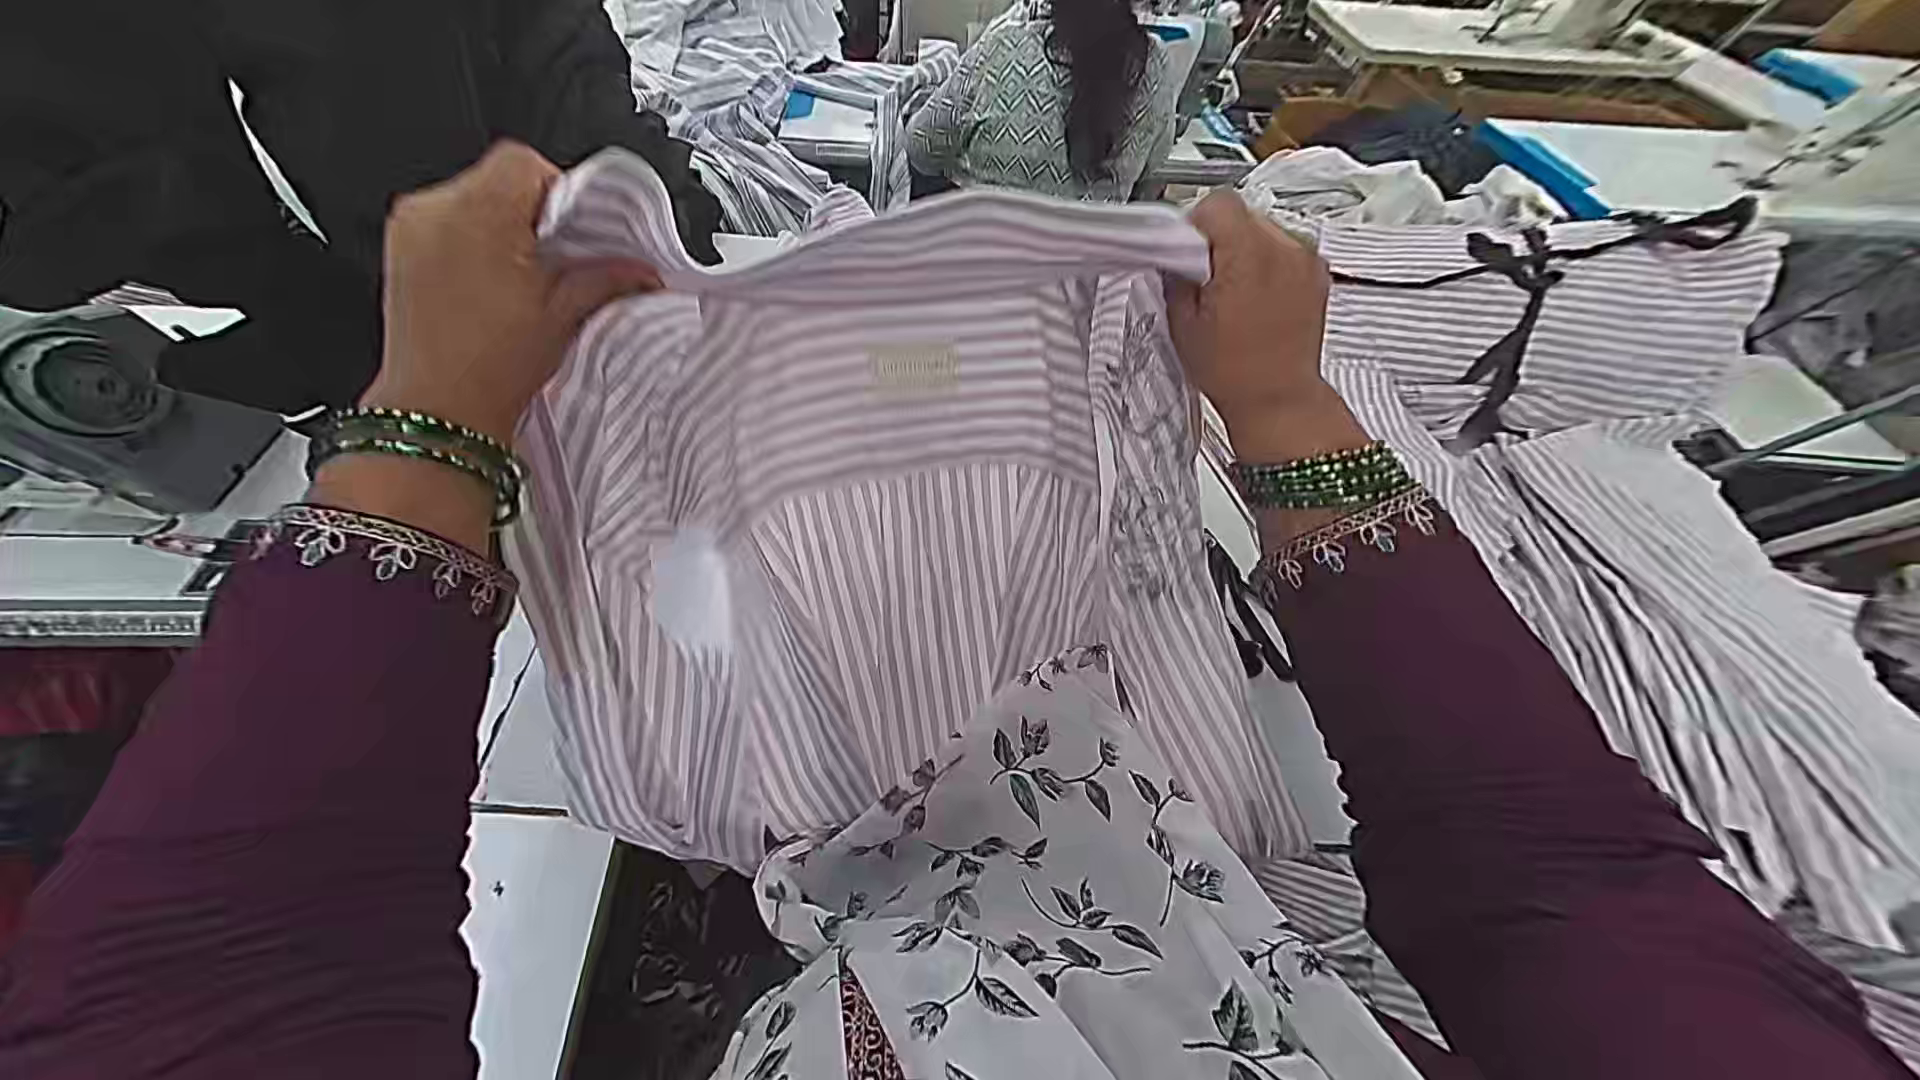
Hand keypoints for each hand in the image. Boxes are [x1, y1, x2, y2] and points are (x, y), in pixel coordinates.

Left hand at [363, 141, 659, 445]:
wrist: (441, 406)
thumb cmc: (493, 365)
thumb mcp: (564, 315)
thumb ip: (606, 279)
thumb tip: (641, 270)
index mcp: (478, 217)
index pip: (525, 164)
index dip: (563, 191)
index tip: (584, 228)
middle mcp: (436, 211)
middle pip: (501, 179)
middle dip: (542, 215)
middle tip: (567, 258)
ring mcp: (413, 228)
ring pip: (477, 200)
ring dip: (511, 228)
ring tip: (532, 278)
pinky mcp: (403, 248)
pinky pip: (451, 222)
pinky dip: (482, 242)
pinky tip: (503, 285)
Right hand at [1168, 190, 1360, 462]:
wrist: (1276, 398)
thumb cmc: (1233, 372)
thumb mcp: (1183, 325)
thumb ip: (1176, 280)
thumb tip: (1174, 259)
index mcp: (1247, 255)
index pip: (1217, 205)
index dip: (1193, 226)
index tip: (1183, 251)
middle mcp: (1284, 248)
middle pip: (1241, 214)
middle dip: (1217, 240)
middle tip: (1202, 279)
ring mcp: (1305, 258)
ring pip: (1263, 228)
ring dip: (1241, 250)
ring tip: (1230, 294)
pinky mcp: (1316, 272)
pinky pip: (1283, 248)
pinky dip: (1264, 264)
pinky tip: (1252, 299)